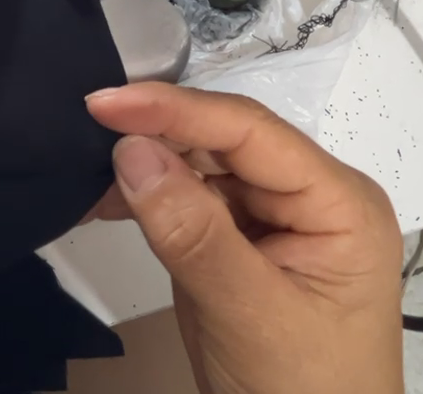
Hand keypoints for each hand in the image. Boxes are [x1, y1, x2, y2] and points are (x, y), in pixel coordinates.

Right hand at [85, 83, 403, 393]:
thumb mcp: (250, 318)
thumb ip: (193, 232)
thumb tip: (130, 149)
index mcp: (336, 201)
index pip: (248, 131)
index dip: (174, 109)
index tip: (104, 104)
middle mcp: (304, 193)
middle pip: (219, 138)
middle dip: (153, 130)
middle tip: (86, 124)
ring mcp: (266, 214)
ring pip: (193, 160)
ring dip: (141, 160)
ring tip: (86, 161)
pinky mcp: (230, 235)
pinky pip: (180, 194)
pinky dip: (140, 193)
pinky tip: (103, 197)